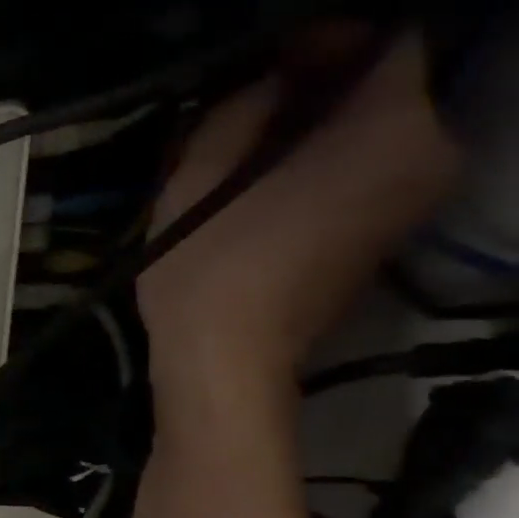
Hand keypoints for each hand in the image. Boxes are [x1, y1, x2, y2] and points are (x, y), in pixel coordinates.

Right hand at [139, 32, 458, 403]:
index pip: (386, 42)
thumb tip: (265, 85)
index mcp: (392, 126)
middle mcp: (431, 151)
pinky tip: (267, 191)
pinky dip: (326, 167)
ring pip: (376, 132)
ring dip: (317, 132)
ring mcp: (417, 197)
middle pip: (386, 89)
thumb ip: (238, 111)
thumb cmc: (210, 270)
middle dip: (321, 89)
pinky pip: (370, 170)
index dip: (324, 43)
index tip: (264, 69)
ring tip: (247, 155)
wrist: (228, 364)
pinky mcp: (392, 231)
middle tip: (247, 112)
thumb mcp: (198, 177)